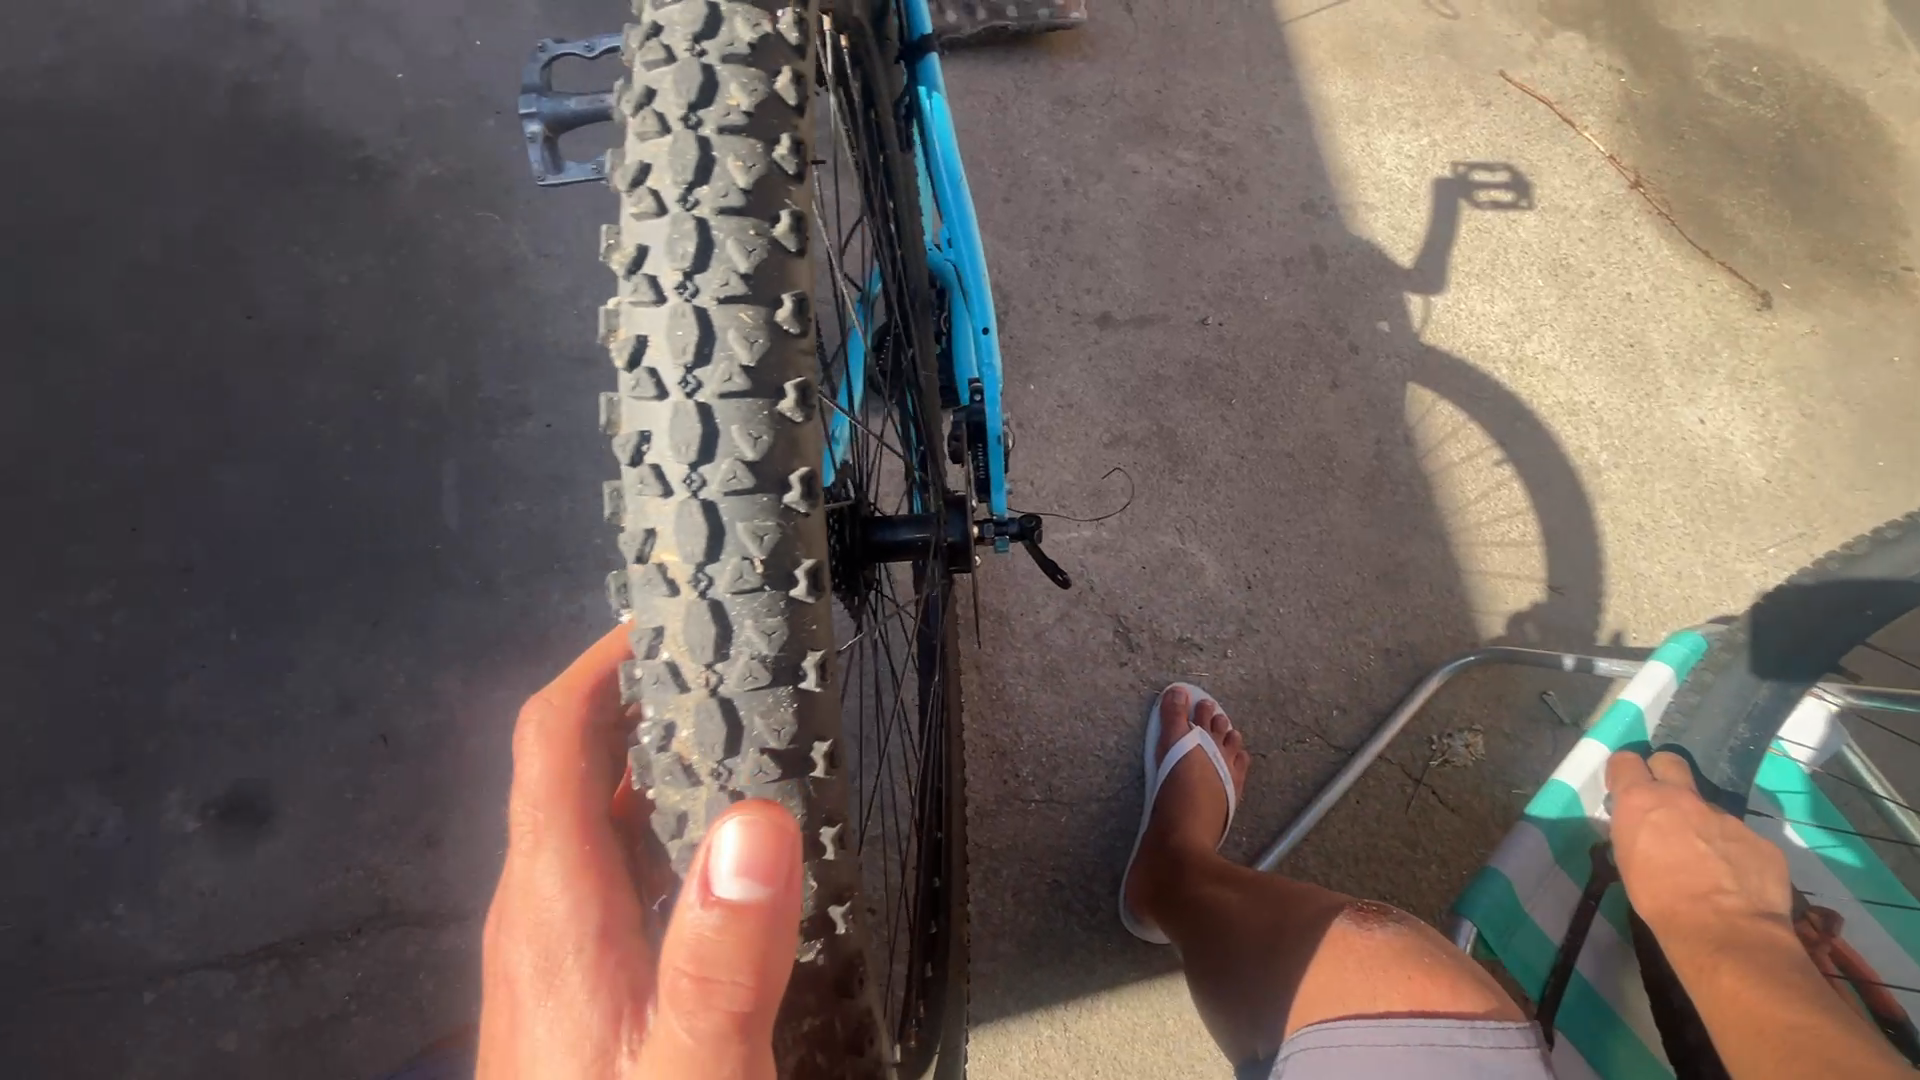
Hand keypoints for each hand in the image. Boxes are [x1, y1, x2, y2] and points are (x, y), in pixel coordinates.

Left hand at [479, 625, 802, 1079]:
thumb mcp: (692, 1070)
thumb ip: (723, 954)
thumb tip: (760, 817)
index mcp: (556, 902)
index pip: (554, 741)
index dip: (597, 665)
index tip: (663, 617)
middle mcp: (546, 903)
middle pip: (578, 764)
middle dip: (645, 697)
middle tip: (732, 659)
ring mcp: (563, 939)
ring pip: (605, 811)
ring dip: (663, 753)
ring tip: (746, 723)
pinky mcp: (588, 968)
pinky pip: (626, 857)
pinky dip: (673, 813)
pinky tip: (732, 828)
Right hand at [1605, 750, 1793, 939]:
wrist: (1724, 929)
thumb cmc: (1657, 894)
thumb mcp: (1625, 855)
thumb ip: (1634, 827)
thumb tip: (1642, 824)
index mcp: (1641, 799)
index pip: (1626, 760)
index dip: (1624, 773)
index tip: (1624, 789)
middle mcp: (1683, 798)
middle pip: (1670, 761)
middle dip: (1664, 773)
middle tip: (1663, 802)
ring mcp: (1727, 818)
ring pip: (1708, 809)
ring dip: (1702, 823)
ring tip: (1705, 858)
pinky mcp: (1761, 841)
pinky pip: (1740, 838)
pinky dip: (1733, 851)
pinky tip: (1732, 877)